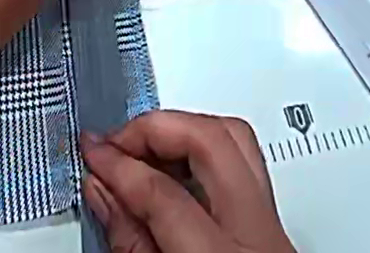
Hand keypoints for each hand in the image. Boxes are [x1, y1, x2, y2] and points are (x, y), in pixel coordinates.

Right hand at [81, 111, 294, 252]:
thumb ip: (130, 244)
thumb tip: (103, 189)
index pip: (162, 193)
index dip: (116, 164)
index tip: (90, 153)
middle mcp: (261, 242)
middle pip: (211, 140)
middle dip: (154, 129)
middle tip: (117, 142)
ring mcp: (277, 234)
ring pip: (235, 138)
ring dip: (182, 131)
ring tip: (144, 149)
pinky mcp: (278, 231)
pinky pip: (242, 161)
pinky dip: (201, 149)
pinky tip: (174, 169)